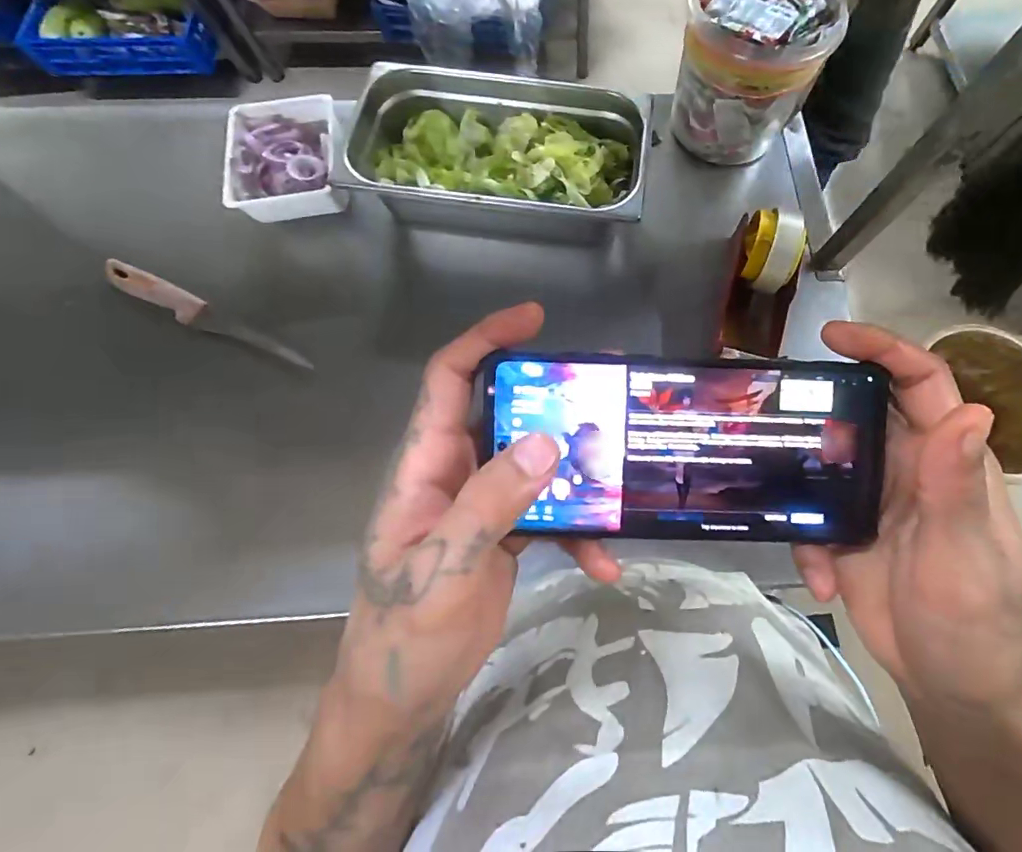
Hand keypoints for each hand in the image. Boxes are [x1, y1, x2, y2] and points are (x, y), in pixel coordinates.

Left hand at [331, 302, 620, 731]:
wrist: (400, 702)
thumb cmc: (402, 635)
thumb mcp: (443, 569)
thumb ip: (491, 504)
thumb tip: (548, 442)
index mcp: (424, 465)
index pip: (448, 381)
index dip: (485, 340)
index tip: (534, 319)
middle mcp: (455, 472)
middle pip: (506, 413)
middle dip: (554, 399)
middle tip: (605, 389)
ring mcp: (482, 503)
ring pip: (535, 462)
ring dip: (577, 469)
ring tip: (621, 474)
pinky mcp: (505, 534)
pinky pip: (548, 513)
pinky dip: (578, 532)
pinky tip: (605, 564)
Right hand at [793, 322, 1021, 712]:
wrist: (949, 687)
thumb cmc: (973, 620)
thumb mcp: (965, 556)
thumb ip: (957, 487)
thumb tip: (972, 411)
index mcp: (947, 459)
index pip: (923, 383)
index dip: (884, 349)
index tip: (832, 337)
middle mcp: (908, 466)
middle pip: (862, 409)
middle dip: (820, 403)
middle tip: (776, 407)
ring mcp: (872, 497)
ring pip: (824, 455)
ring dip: (800, 474)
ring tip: (783, 497)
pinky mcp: (844, 529)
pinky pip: (810, 512)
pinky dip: (806, 542)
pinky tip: (820, 579)